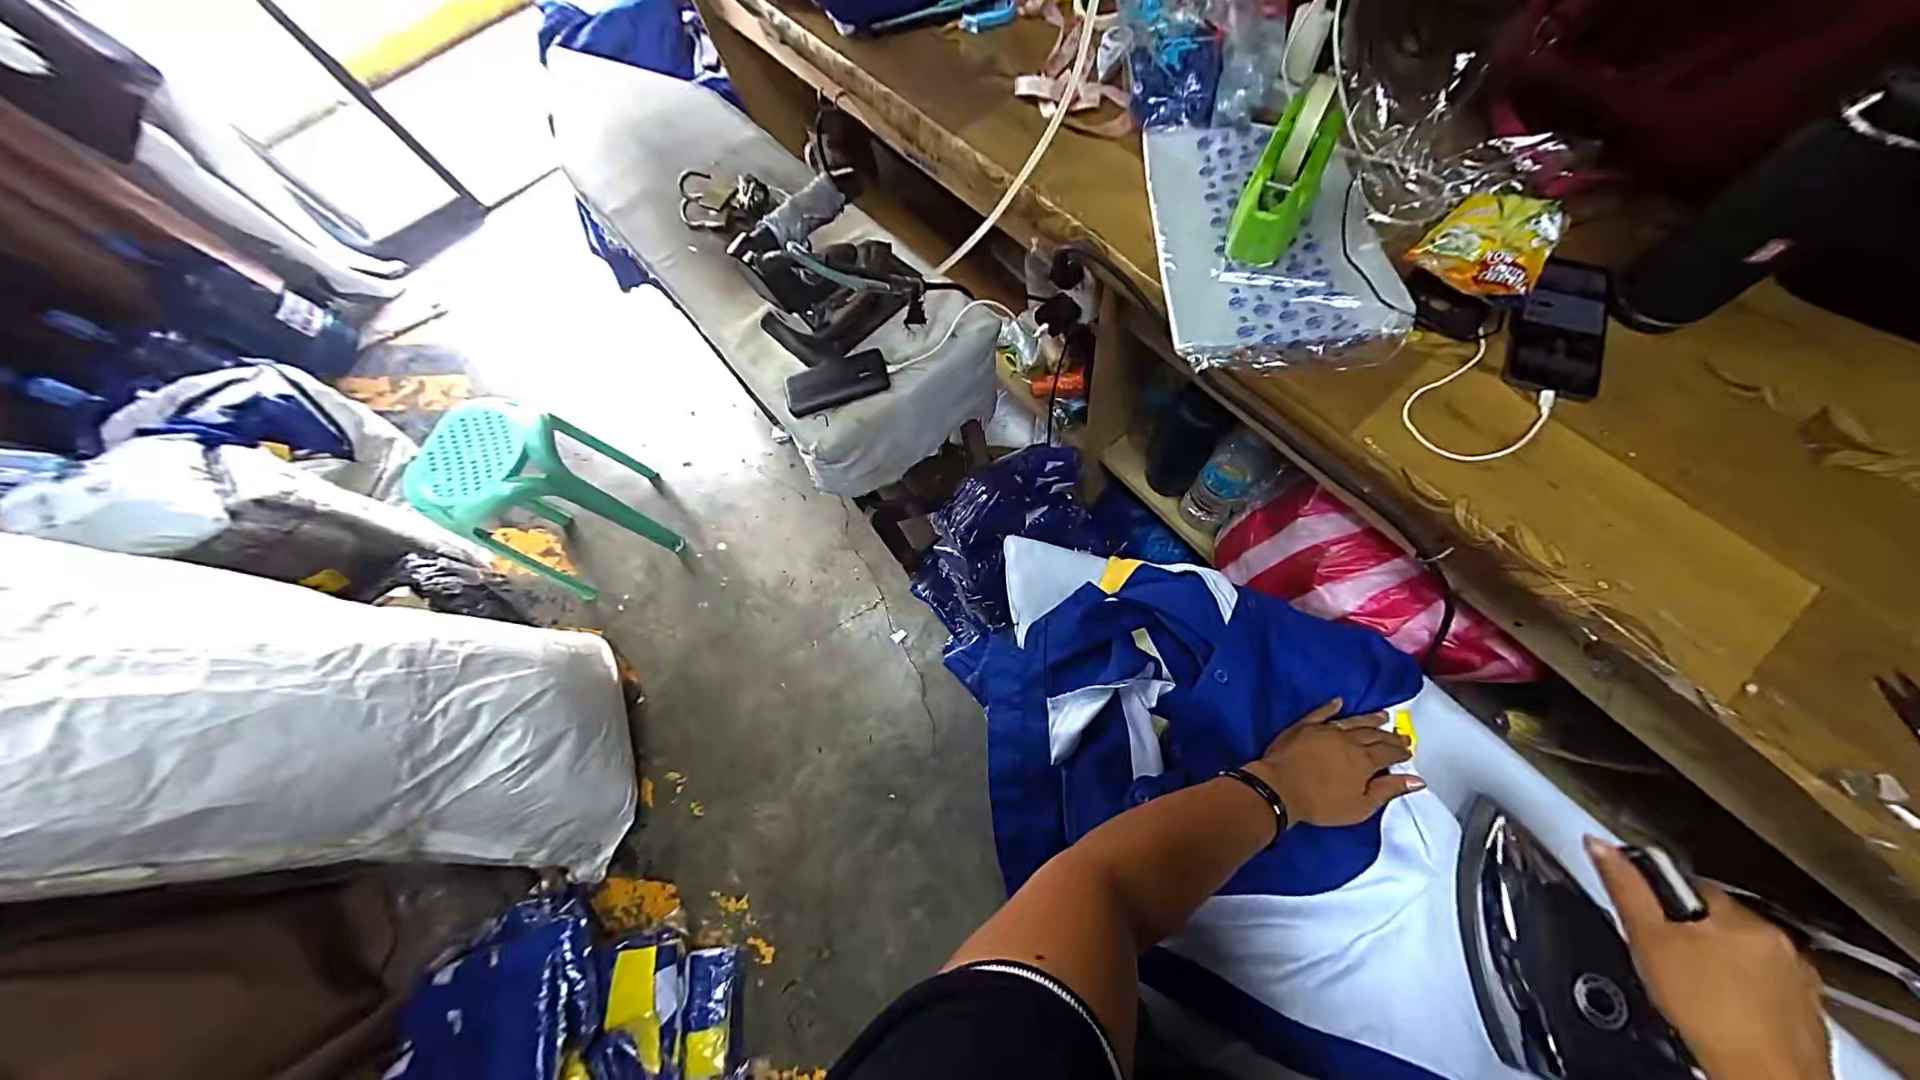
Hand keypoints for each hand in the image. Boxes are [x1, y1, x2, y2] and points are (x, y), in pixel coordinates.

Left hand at [1244, 698, 1421, 827]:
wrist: (1280, 787)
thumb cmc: (1322, 803)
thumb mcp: (1361, 805)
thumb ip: (1389, 789)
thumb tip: (1417, 780)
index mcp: (1363, 760)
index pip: (1388, 753)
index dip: (1400, 752)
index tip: (1409, 751)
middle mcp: (1346, 740)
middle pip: (1373, 735)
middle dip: (1389, 736)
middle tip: (1402, 735)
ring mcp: (1323, 730)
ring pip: (1351, 721)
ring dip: (1369, 718)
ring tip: (1383, 715)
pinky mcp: (1303, 726)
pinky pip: (1320, 713)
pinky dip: (1330, 706)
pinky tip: (1339, 701)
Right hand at [1588, 838, 1832, 1079]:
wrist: (1759, 1073)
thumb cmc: (1706, 1010)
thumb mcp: (1646, 936)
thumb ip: (1624, 886)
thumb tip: (1600, 845)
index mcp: (1748, 921)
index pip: (1689, 885)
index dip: (1658, 900)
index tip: (1647, 921)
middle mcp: (1784, 947)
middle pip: (1714, 920)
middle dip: (1686, 933)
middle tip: (1662, 954)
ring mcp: (1801, 984)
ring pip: (1738, 954)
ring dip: (1713, 962)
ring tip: (1687, 983)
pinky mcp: (1806, 1014)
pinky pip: (1760, 987)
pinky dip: (1737, 991)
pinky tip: (1716, 1006)